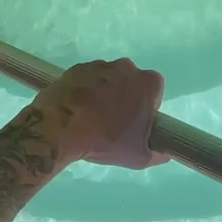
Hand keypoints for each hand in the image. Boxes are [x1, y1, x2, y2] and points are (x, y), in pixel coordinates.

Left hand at [34, 59, 169, 169]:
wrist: (58, 130)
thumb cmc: (105, 140)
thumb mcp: (140, 156)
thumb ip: (157, 152)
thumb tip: (163, 153)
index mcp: (148, 82)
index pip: (153, 93)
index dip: (144, 108)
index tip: (133, 122)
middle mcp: (125, 67)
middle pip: (128, 83)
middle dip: (122, 97)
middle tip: (110, 119)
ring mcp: (97, 66)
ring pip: (105, 80)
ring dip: (101, 93)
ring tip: (89, 116)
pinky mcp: (72, 69)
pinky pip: (83, 80)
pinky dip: (81, 90)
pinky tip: (74, 108)